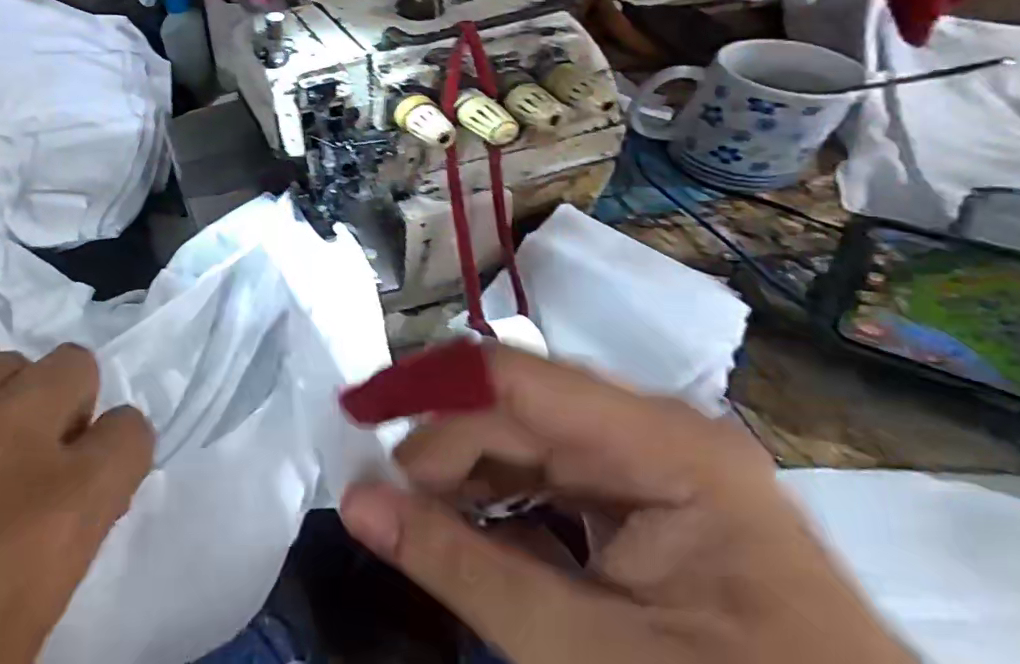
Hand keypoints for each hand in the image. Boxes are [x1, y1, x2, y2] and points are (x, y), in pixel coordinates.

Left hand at [0, 310, 153, 663]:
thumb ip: (56, 550)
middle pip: (77, 367)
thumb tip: (60, 507)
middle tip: (23, 458)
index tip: (90, 474)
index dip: (115, 454)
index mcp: (61, 509)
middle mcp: (16, 430)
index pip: (132, 433)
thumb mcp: (15, 639)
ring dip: (5, 392)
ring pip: (13, 354)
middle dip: (65, 409)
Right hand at [339, 346, 914, 663]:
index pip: (513, 383)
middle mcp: (661, 437)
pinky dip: (497, 504)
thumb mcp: (587, 652)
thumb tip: (351, 499)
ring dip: (463, 476)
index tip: (353, 423)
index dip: (424, 392)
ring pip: (526, 444)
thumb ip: (459, 565)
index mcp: (668, 445)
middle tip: (381, 496)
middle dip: (441, 448)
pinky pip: (551, 483)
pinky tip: (466, 533)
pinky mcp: (650, 511)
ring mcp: (658, 472)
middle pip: (516, 410)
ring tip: (413, 515)